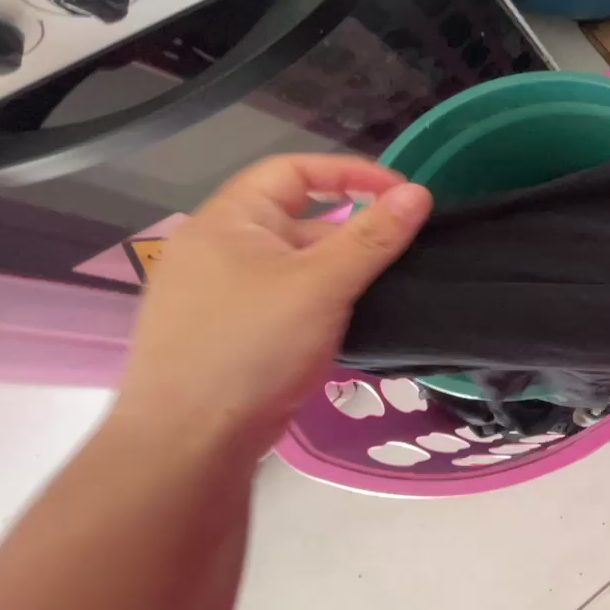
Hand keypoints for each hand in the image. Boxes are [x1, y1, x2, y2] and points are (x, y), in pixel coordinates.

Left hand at [112, 155, 431, 456]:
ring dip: (346, 263)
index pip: (293, 170)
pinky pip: (292, 291)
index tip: (404, 194)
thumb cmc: (252, 347)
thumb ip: (374, 235)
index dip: (351, 173)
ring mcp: (224, 290)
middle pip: (299, 214)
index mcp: (229, 223)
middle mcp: (221, 248)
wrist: (189, 439)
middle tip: (406, 245)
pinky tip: (358, 314)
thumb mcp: (323, 284)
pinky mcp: (236, 326)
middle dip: (356, 224)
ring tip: (391, 282)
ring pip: (299, 258)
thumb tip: (419, 193)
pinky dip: (329, 293)